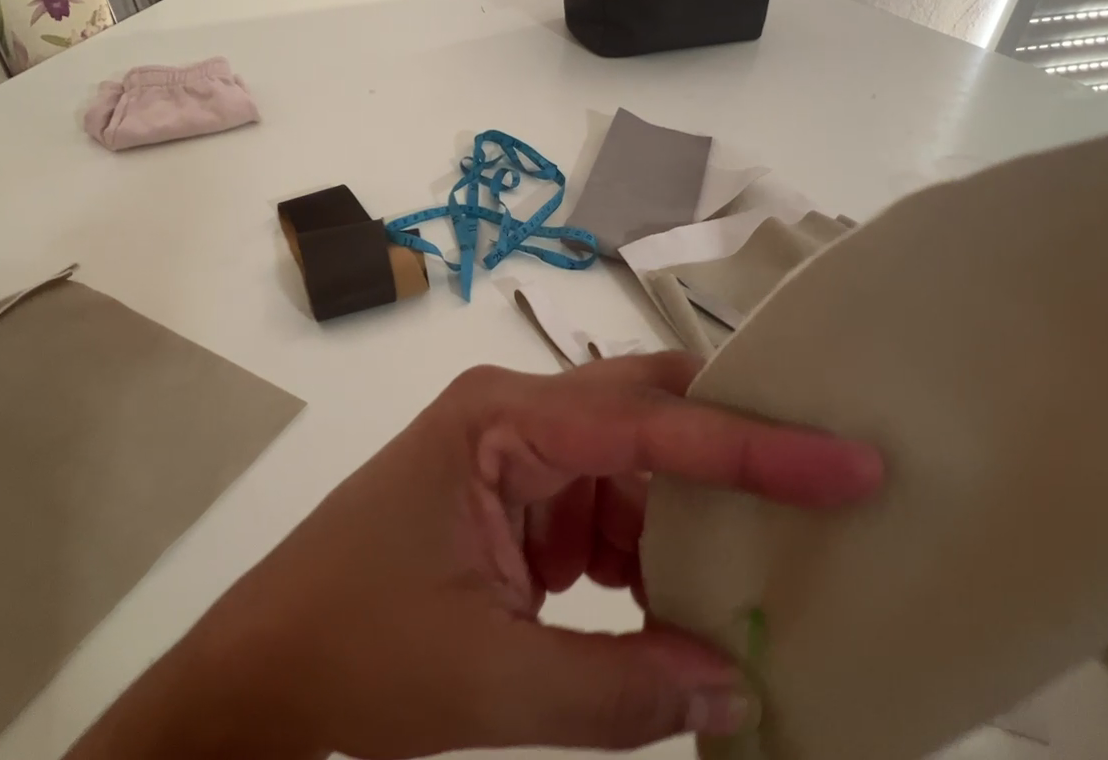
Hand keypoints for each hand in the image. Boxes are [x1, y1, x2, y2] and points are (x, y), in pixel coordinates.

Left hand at [67, 353, 881, 758]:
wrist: (256, 675)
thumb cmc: (353, 654)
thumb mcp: (490, 680)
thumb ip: (622, 688)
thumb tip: (739, 686)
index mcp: (502, 421)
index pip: (650, 423)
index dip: (756, 446)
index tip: (850, 461)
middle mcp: (514, 418)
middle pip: (648, 418)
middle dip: (733, 456)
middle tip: (832, 484)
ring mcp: (515, 459)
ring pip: (635, 470)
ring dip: (692, 520)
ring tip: (771, 564)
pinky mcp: (515, 502)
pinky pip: (605, 512)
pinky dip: (649, 554)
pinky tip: (684, 603)